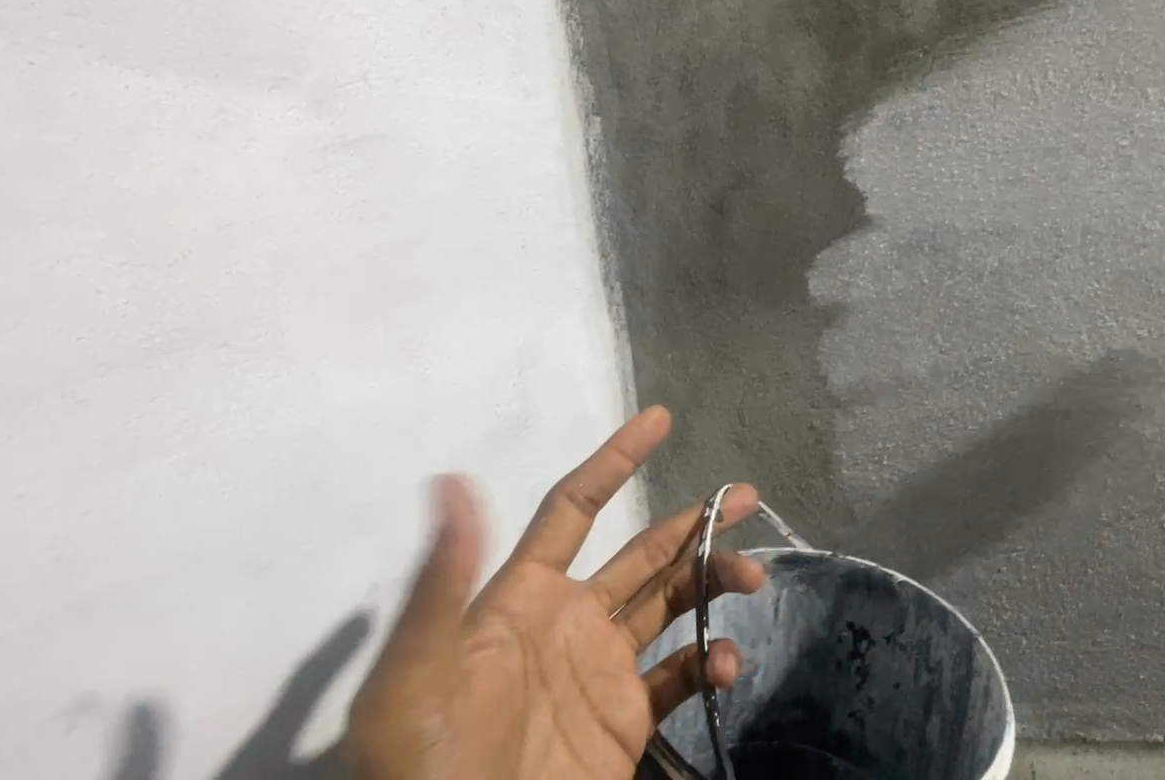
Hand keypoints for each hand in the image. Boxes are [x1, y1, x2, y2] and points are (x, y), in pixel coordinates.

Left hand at [344, 406, 766, 779]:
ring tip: (752, 578)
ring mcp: (603, 671)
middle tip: (747, 497)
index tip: (659, 419)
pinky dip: (713, 662)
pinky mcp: (626, 721)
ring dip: (715, 581)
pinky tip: (726, 665)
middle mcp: (571, 621)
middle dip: (695, 521)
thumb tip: (453, 481)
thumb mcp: (412, 680)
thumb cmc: (427, 766)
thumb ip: (441, 584)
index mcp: (524, 596)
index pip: (575, 508)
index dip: (615, 460)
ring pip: (674, 603)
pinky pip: (682, 675)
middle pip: (645, 552)